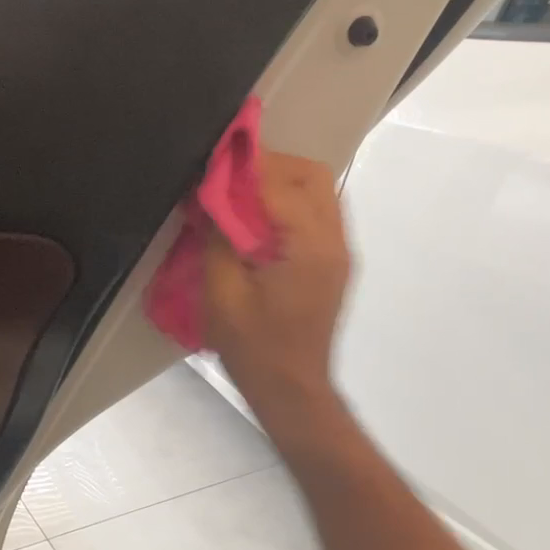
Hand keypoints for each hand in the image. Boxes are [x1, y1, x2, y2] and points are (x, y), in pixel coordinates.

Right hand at [202, 150, 351, 420]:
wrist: (292, 390)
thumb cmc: (254, 350)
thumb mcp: (222, 295)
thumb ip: (218, 238)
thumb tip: (210, 198)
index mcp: (308, 247)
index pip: (279, 183)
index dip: (244, 167)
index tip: (213, 159)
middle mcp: (334, 241)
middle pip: (312, 175)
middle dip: (271, 166)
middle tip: (229, 178)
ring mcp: (340, 253)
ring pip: (319, 192)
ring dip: (281, 184)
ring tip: (240, 198)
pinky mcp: (334, 264)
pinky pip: (317, 215)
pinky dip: (290, 206)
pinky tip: (258, 224)